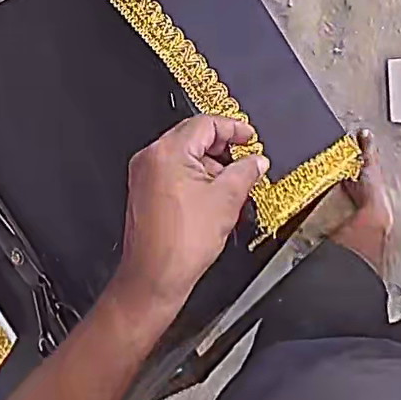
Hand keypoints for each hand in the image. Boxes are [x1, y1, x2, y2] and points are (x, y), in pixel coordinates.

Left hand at [110, 115, 268, 315]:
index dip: (233, 128)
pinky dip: (195, 177)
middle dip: (222, 147)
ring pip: (183, 156)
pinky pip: (173, 172)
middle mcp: (150, 159)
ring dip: (209, 164)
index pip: (205, 123)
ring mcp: (144, 175)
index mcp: (167, 152)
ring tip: (230, 183)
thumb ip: (246, 171)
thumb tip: (256, 161)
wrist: (155, 276)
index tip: (248, 136)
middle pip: (192, 136)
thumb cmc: (180, 244)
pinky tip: (211, 195)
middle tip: (244, 158)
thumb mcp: (226, 199)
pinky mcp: (144, 191)